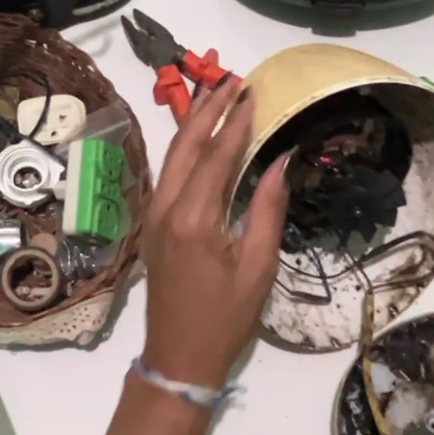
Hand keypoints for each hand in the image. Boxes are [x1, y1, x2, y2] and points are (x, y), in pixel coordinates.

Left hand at [138, 79, 288, 390]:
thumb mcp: (258, 267)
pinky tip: (199, 135)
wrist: (177, 356)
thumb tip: (282, 162)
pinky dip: (184, 147)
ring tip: (215, 94)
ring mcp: (153, 213)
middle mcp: (166, 207)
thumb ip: (267, 210)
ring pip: (172, 155)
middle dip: (208, 108)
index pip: (217, 156)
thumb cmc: (225, 318)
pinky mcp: (151, 222)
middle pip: (186, 144)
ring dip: (193, 123)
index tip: (252, 91)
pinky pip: (167, 172)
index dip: (236, 122)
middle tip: (231, 78)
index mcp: (194, 218)